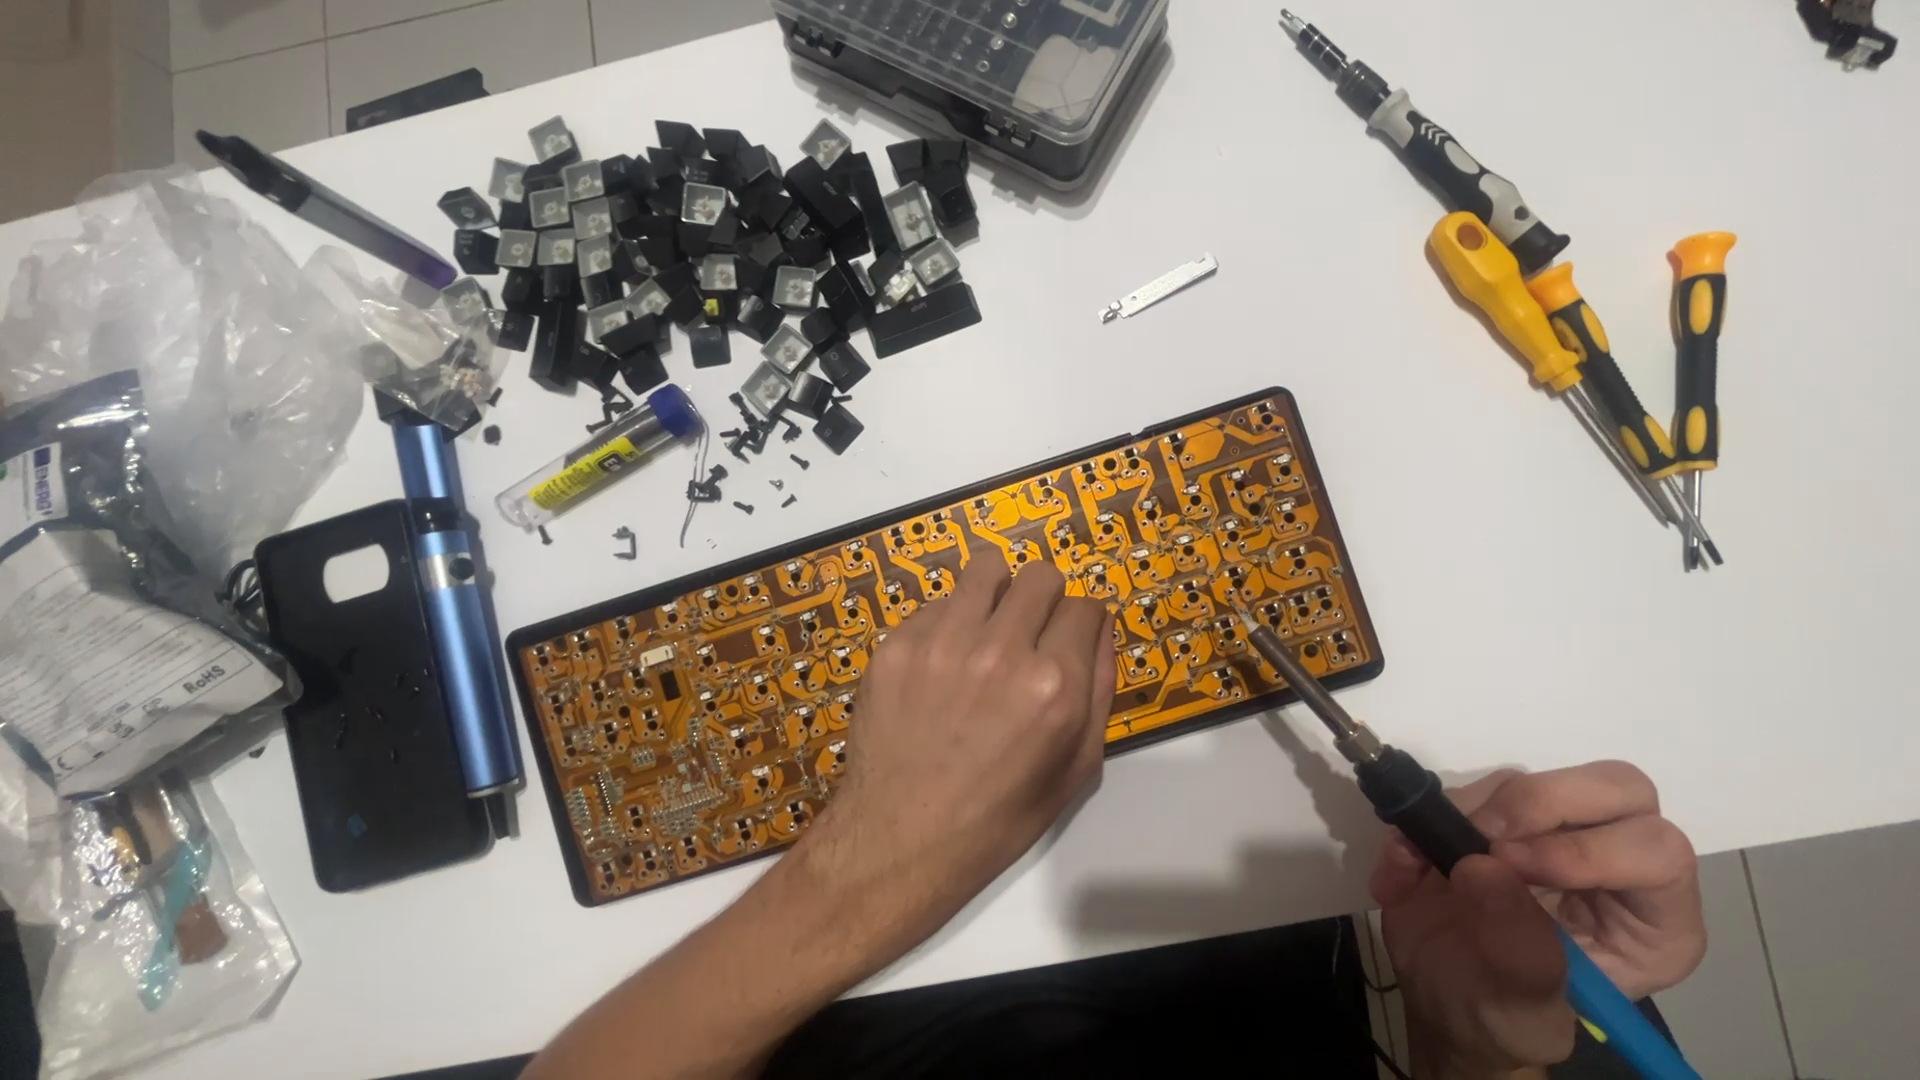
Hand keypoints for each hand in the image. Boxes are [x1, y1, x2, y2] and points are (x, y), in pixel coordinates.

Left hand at [798, 558, 1115, 946]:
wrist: (900, 838)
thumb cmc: (997, 816)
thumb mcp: (1076, 769)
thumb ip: (1099, 689)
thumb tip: (1098, 627)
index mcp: (1053, 685)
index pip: (1086, 607)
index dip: (1082, 624)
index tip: (1069, 639)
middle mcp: (1000, 651)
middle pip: (1040, 576)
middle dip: (1046, 600)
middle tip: (1031, 632)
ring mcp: (942, 642)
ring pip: (986, 569)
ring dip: (997, 592)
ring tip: (987, 627)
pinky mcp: (897, 644)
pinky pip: (938, 602)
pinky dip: (949, 622)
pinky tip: (942, 663)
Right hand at [1368, 761, 1705, 1077]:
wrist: (1441, 1001)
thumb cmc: (1500, 1021)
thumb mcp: (1520, 1014)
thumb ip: (1518, 954)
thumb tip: (1485, 869)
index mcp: (1650, 919)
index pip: (1654, 851)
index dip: (1586, 847)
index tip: (1509, 863)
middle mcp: (1611, 863)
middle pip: (1614, 789)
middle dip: (1539, 802)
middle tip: (1480, 834)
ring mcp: (1548, 832)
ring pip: (1526, 782)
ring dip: (1465, 814)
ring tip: (1421, 868)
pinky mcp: (1489, 816)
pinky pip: (1460, 791)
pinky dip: (1420, 820)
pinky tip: (1403, 868)